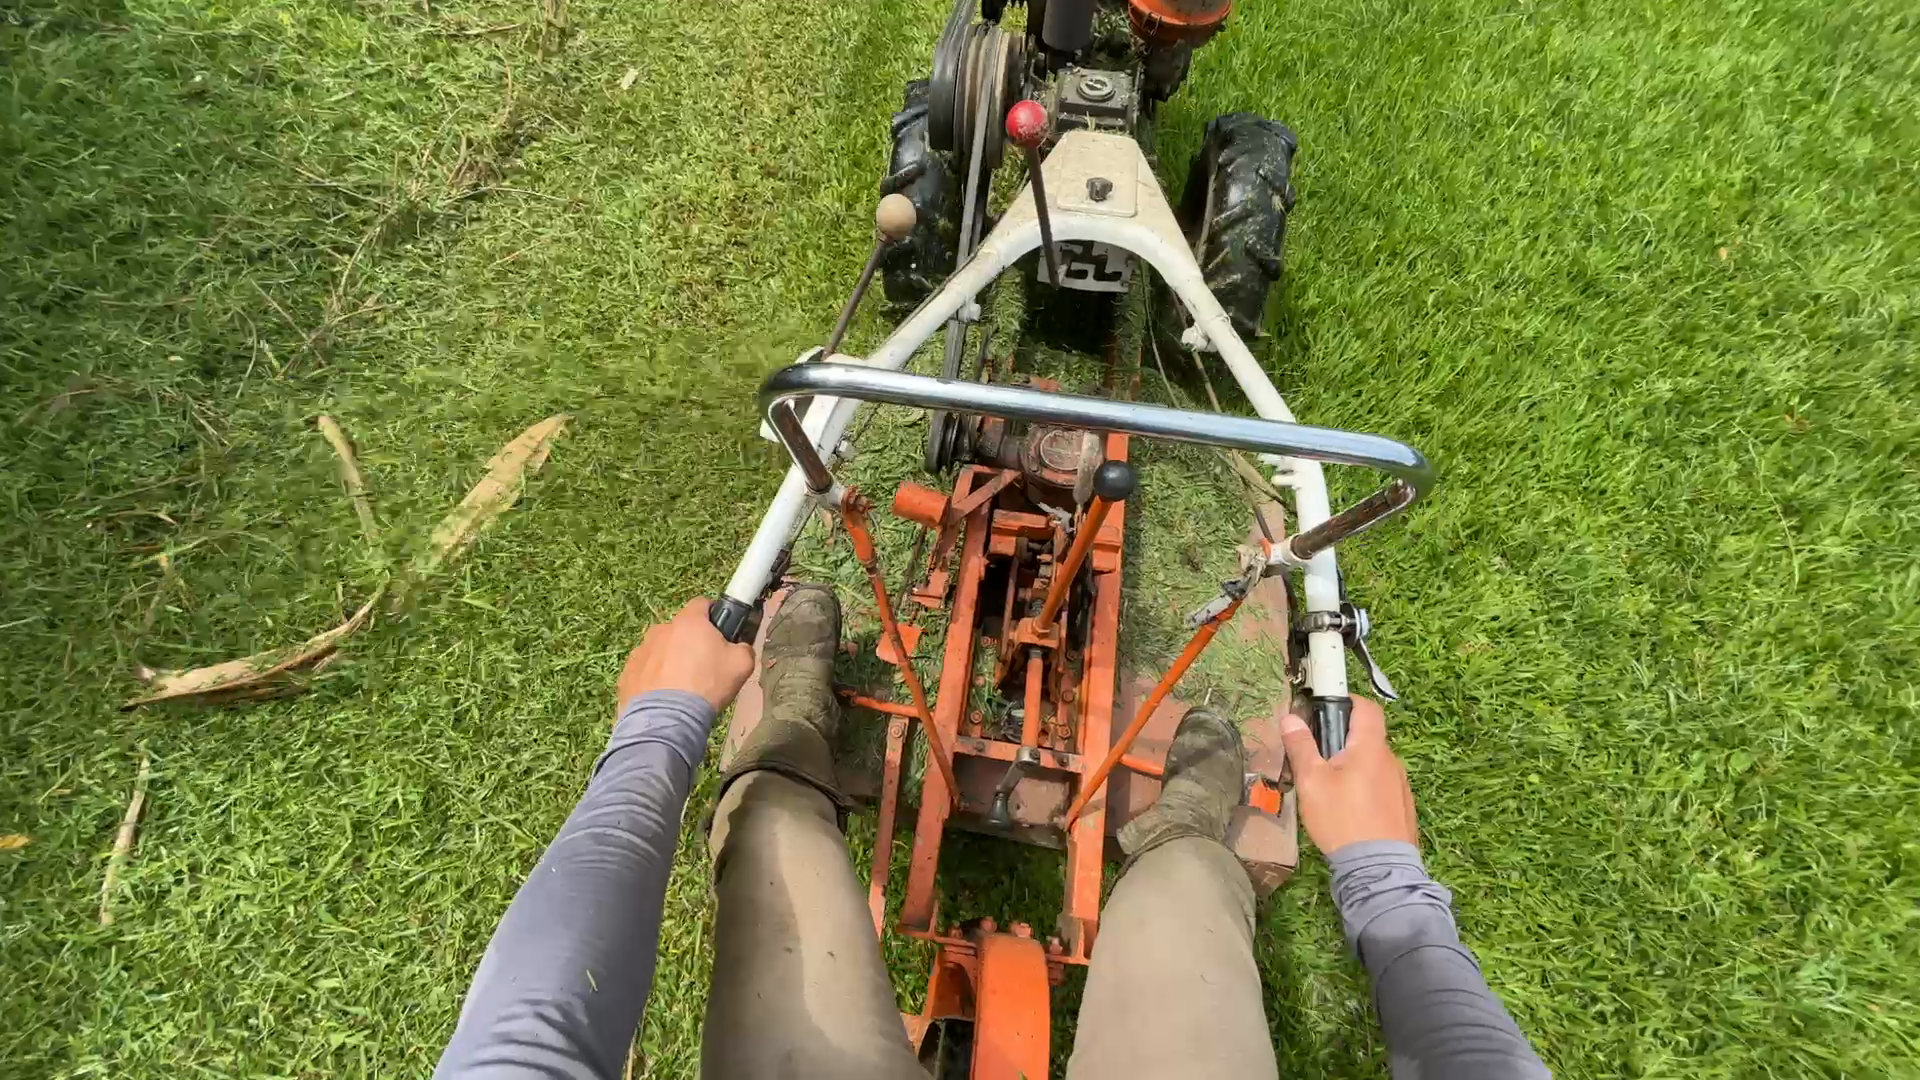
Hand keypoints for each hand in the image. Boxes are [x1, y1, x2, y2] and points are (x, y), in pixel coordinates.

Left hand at [616, 598, 755, 714]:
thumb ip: (744, 647)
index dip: (714, 615)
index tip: (721, 632)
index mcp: (689, 622)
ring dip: (671, 660)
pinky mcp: (627, 673)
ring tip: (682, 686)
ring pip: (661, 649)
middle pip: (680, 629)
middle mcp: (661, 630)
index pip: (702, 603)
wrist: (667, 720)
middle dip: (691, 641)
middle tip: (705, 666)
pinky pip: (645, 670)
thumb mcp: (742, 664)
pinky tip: (665, 698)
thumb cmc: (707, 685)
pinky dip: (654, 678)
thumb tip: (739, 647)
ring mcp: (640, 651)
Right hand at [1278, 696, 1418, 854]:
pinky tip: (1347, 808)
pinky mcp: (1402, 807)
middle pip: (1366, 736)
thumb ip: (1301, 747)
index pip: (1367, 708)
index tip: (1323, 709)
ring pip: (1372, 762)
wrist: (1379, 871)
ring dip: (1351, 765)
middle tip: (1314, 756)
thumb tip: (1290, 719)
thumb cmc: (1342, 818)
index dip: (1346, 700)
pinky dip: (1363, 786)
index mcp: (1370, 749)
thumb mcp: (1312, 781)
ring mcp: (1400, 786)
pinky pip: (1380, 784)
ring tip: (1328, 788)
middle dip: (1340, 739)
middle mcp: (1391, 762)